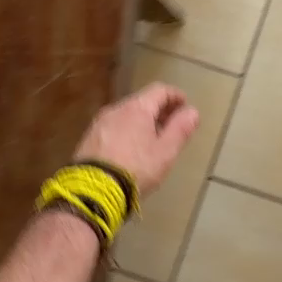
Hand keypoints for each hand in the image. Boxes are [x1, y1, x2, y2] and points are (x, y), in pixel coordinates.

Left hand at [74, 83, 198, 194]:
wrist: (92, 192)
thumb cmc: (135, 169)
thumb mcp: (165, 152)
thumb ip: (180, 129)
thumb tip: (192, 111)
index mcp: (137, 108)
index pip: (160, 90)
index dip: (175, 96)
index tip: (185, 107)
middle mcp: (116, 109)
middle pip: (142, 101)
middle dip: (159, 110)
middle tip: (171, 126)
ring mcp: (99, 123)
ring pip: (126, 114)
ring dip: (142, 121)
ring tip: (151, 140)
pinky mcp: (88, 138)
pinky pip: (114, 127)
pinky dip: (127, 131)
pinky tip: (130, 150)